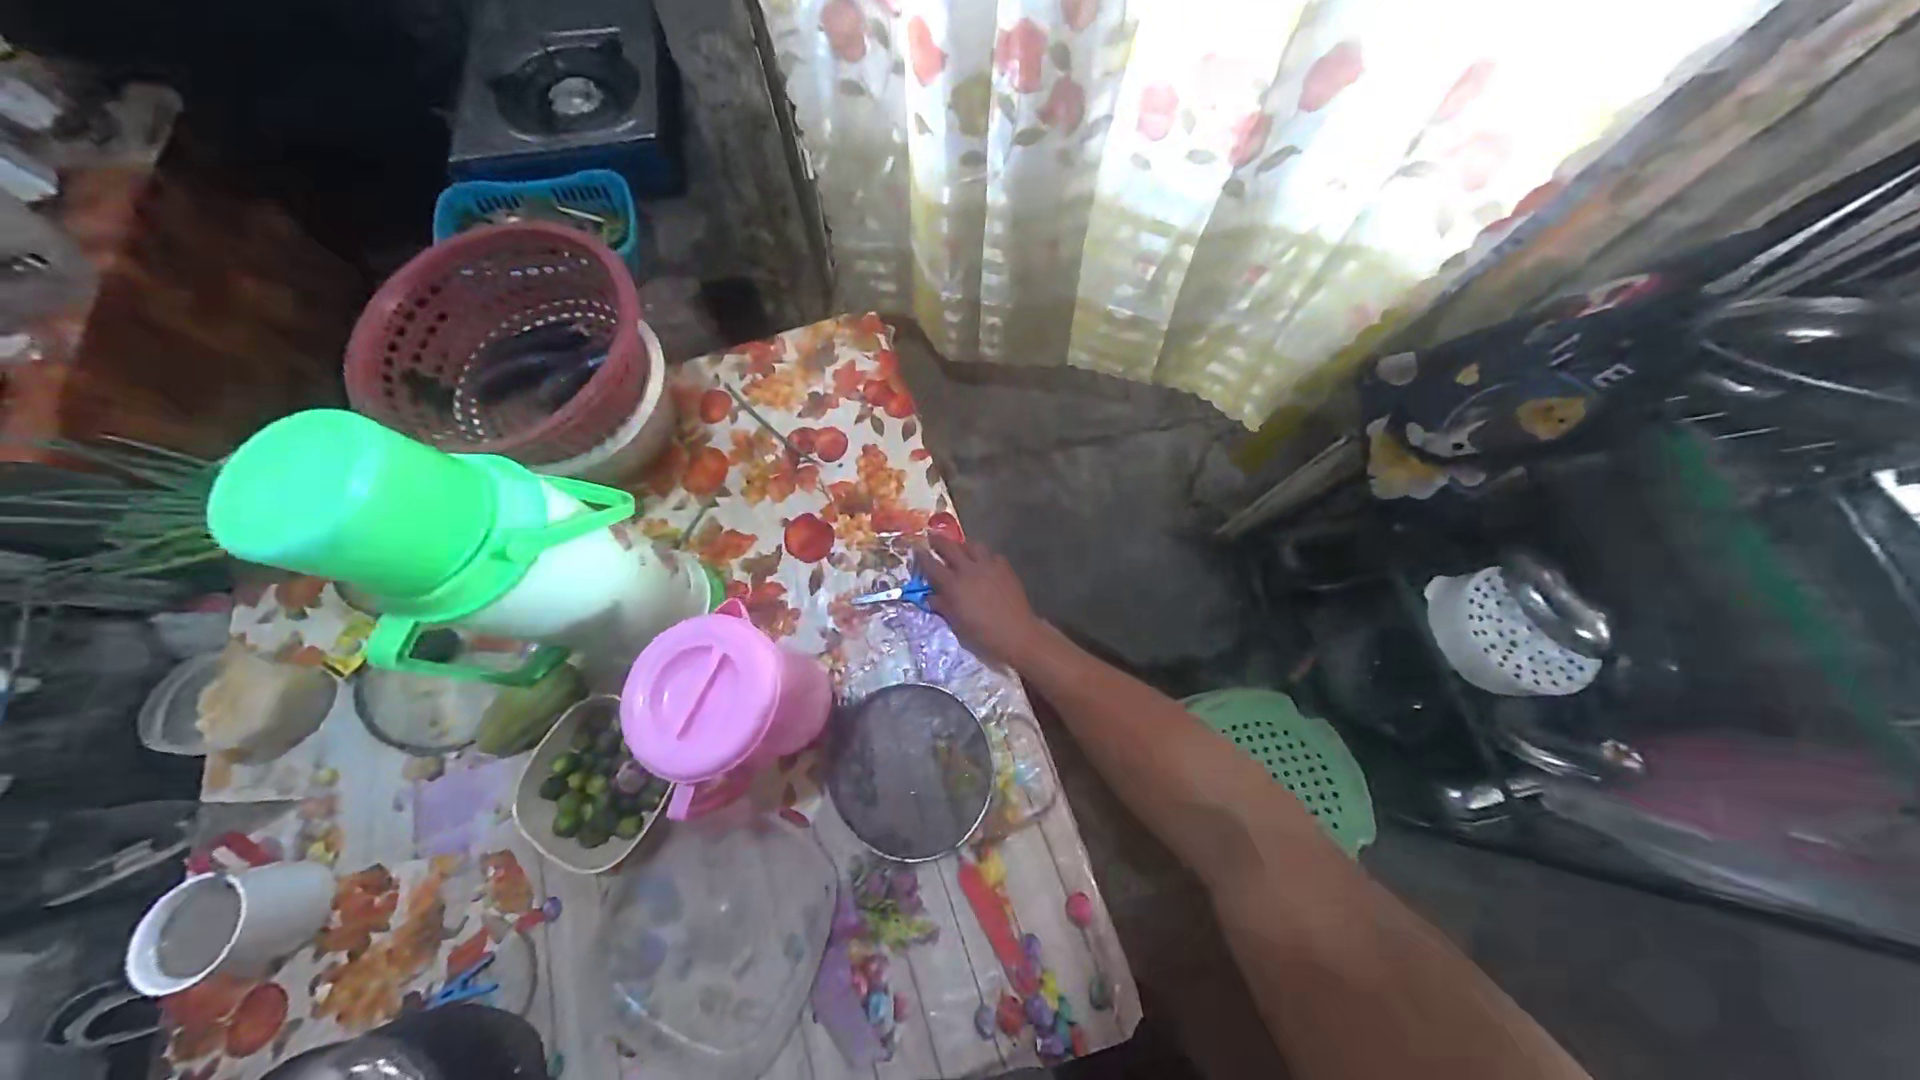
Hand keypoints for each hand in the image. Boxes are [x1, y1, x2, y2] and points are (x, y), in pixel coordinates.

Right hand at [918, 534, 1044, 664]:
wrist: (1017, 633)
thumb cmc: (983, 635)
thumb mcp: (957, 624)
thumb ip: (942, 607)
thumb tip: (929, 598)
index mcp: (953, 585)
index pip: (932, 566)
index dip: (922, 556)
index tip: (916, 548)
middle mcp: (969, 570)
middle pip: (950, 547)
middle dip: (939, 541)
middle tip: (932, 537)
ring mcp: (988, 566)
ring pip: (973, 545)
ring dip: (963, 545)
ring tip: (960, 548)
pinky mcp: (1005, 568)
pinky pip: (992, 555)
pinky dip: (985, 556)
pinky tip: (985, 563)